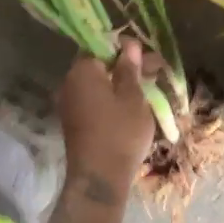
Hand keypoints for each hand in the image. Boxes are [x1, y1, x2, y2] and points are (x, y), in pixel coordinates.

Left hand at [56, 40, 157, 201]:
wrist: (100, 178)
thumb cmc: (121, 132)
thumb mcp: (133, 97)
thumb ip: (130, 68)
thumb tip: (129, 44)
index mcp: (81, 71)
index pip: (102, 45)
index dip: (126, 48)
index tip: (148, 57)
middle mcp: (69, 83)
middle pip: (99, 65)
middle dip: (126, 66)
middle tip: (155, 73)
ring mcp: (69, 103)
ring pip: (98, 84)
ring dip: (120, 83)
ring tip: (148, 90)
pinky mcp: (74, 121)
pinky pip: (94, 99)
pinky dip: (111, 98)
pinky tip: (132, 105)